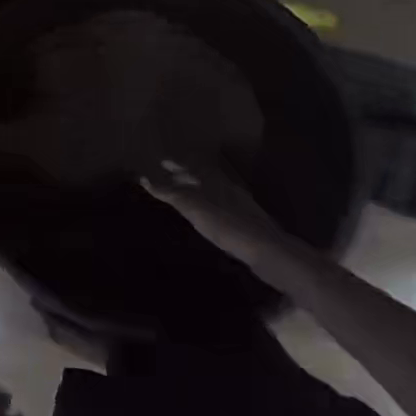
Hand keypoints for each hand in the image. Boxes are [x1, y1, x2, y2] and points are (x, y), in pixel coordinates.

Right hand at [137, 158, 315, 286]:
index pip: (191, 166)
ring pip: (214, 194)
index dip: (176, 164)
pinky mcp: (248, 226)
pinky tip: (208, 222)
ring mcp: (241, 207)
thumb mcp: (193, 207)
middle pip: (203, 178)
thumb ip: (170, 194)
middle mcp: (228, 189)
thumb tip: (144, 179)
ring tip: (186, 200)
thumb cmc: (228, 225)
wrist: (271, 252)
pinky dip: (210, 210)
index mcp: (214, 180)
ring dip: (199, 194)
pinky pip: (222, 210)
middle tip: (170, 178)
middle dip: (186, 177)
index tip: (162, 162)